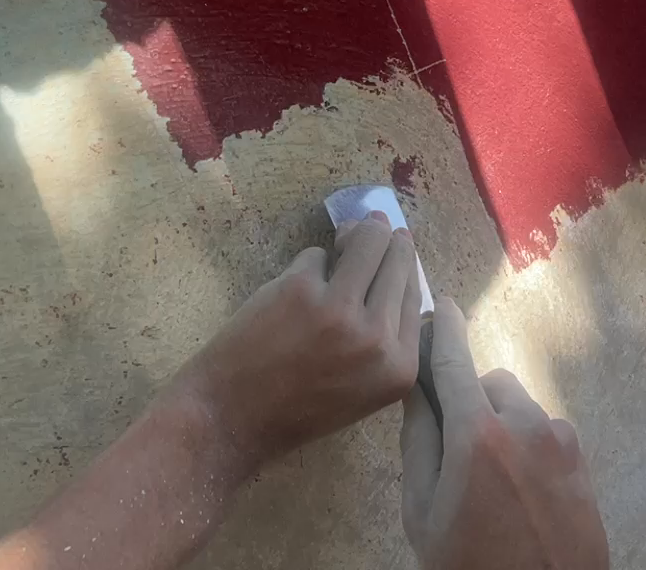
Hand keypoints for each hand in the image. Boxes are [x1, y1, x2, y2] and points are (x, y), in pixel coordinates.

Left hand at [175, 212, 422, 471]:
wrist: (230, 421)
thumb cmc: (298, 407)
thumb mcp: (363, 385)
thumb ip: (386, 334)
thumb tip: (396, 262)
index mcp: (400, 366)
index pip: (415, 291)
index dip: (403, 262)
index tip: (396, 244)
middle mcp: (377, 336)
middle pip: (397, 258)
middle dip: (385, 236)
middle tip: (375, 224)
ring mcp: (339, 308)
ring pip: (366, 239)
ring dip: (354, 232)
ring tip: (345, 234)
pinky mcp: (301, 287)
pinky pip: (317, 254)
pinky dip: (310, 264)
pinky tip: (298, 285)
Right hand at [400, 300, 609, 569]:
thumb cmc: (467, 565)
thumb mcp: (422, 514)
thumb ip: (419, 442)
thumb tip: (418, 390)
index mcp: (478, 434)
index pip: (456, 362)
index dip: (447, 328)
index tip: (443, 303)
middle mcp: (525, 423)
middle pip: (492, 385)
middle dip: (473, 401)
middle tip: (459, 448)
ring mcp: (561, 441)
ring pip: (522, 409)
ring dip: (504, 425)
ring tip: (495, 481)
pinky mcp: (583, 461)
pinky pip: (548, 434)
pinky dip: (531, 445)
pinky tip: (525, 492)